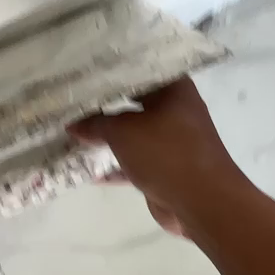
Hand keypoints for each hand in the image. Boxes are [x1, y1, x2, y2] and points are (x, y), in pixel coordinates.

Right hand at [68, 79, 250, 236]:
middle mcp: (176, 111)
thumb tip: (72, 124)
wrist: (202, 202)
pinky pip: (134, 161)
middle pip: (133, 103)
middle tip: (72, 102)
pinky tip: (88, 169)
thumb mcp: (122, 132)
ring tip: (74, 133)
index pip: (138, 71)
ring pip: (133, 134)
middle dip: (103, 106)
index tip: (83, 73)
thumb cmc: (165, 153)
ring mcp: (172, 141)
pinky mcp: (167, 168)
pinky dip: (115, 165)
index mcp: (174, 90)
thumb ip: (95, 124)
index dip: (110, 72)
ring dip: (107, 137)